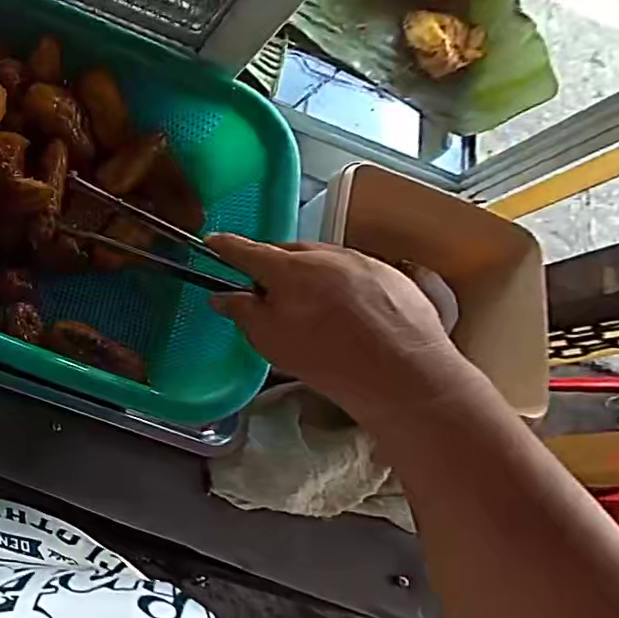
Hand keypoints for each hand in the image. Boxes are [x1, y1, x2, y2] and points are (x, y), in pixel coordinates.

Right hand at [205, 235, 482, 425]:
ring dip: (310, 275)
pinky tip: (350, 315)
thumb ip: (242, 312)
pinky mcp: (392, 274)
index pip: (246, 250)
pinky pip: (355, 271)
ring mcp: (362, 261)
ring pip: (323, 260)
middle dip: (273, 267)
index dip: (225, 246)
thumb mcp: (270, 340)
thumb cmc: (327, 359)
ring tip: (312, 308)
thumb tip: (223, 297)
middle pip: (287, 253)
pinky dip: (342, 285)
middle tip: (269, 295)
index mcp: (288, 268)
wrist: (404, 375)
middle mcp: (325, 254)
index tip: (214, 242)